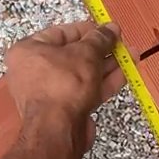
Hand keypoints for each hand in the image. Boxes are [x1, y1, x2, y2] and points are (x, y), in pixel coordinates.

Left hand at [4, 22, 125, 135]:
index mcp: (28, 51)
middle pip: (73, 55)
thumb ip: (100, 39)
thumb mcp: (85, 53)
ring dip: (107, 65)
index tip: (106, 29)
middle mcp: (35, 72)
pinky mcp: (65, 109)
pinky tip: (125, 73)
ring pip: (82, 74)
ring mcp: (50, 93)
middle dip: (100, 49)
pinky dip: (104, 82)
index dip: (86, 30)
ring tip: (130, 56)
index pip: (60, 33)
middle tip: (119, 43)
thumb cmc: (62, 86)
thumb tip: (111, 29)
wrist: (59, 130)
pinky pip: (86, 90)